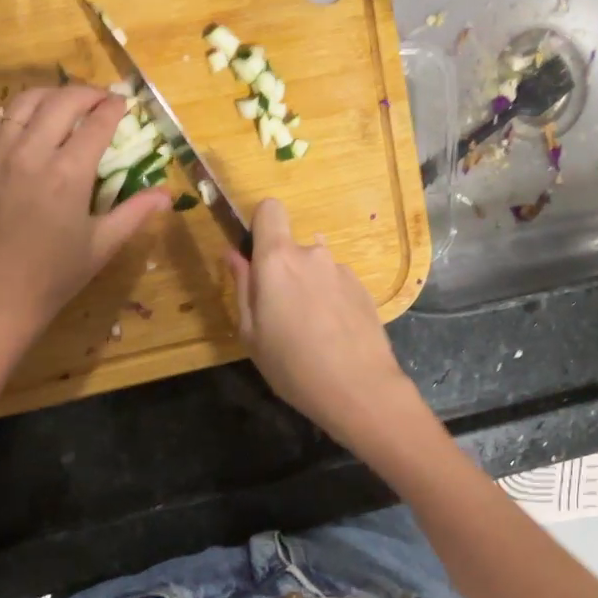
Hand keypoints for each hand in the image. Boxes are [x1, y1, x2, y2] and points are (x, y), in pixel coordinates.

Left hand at [0, 85, 172, 343]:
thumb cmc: (57, 276)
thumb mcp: (102, 246)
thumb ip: (135, 213)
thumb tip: (167, 195)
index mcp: (68, 175)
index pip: (96, 124)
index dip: (113, 109)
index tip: (123, 105)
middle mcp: (32, 153)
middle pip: (61, 102)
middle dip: (85, 93)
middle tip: (99, 99)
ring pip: (25, 101)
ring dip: (51, 95)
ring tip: (65, 102)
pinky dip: (18, 112)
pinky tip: (30, 121)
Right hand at [225, 199, 423, 448]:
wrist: (359, 388)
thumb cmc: (292, 366)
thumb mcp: (251, 334)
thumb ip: (242, 288)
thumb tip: (233, 256)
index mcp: (277, 260)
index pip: (269, 209)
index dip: (260, 227)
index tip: (255, 258)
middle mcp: (312, 254)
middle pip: (292, 247)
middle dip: (283, 272)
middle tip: (280, 315)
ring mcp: (342, 271)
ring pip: (316, 269)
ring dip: (309, 289)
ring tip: (311, 331)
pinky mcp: (363, 290)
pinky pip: (336, 286)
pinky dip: (331, 302)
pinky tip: (334, 337)